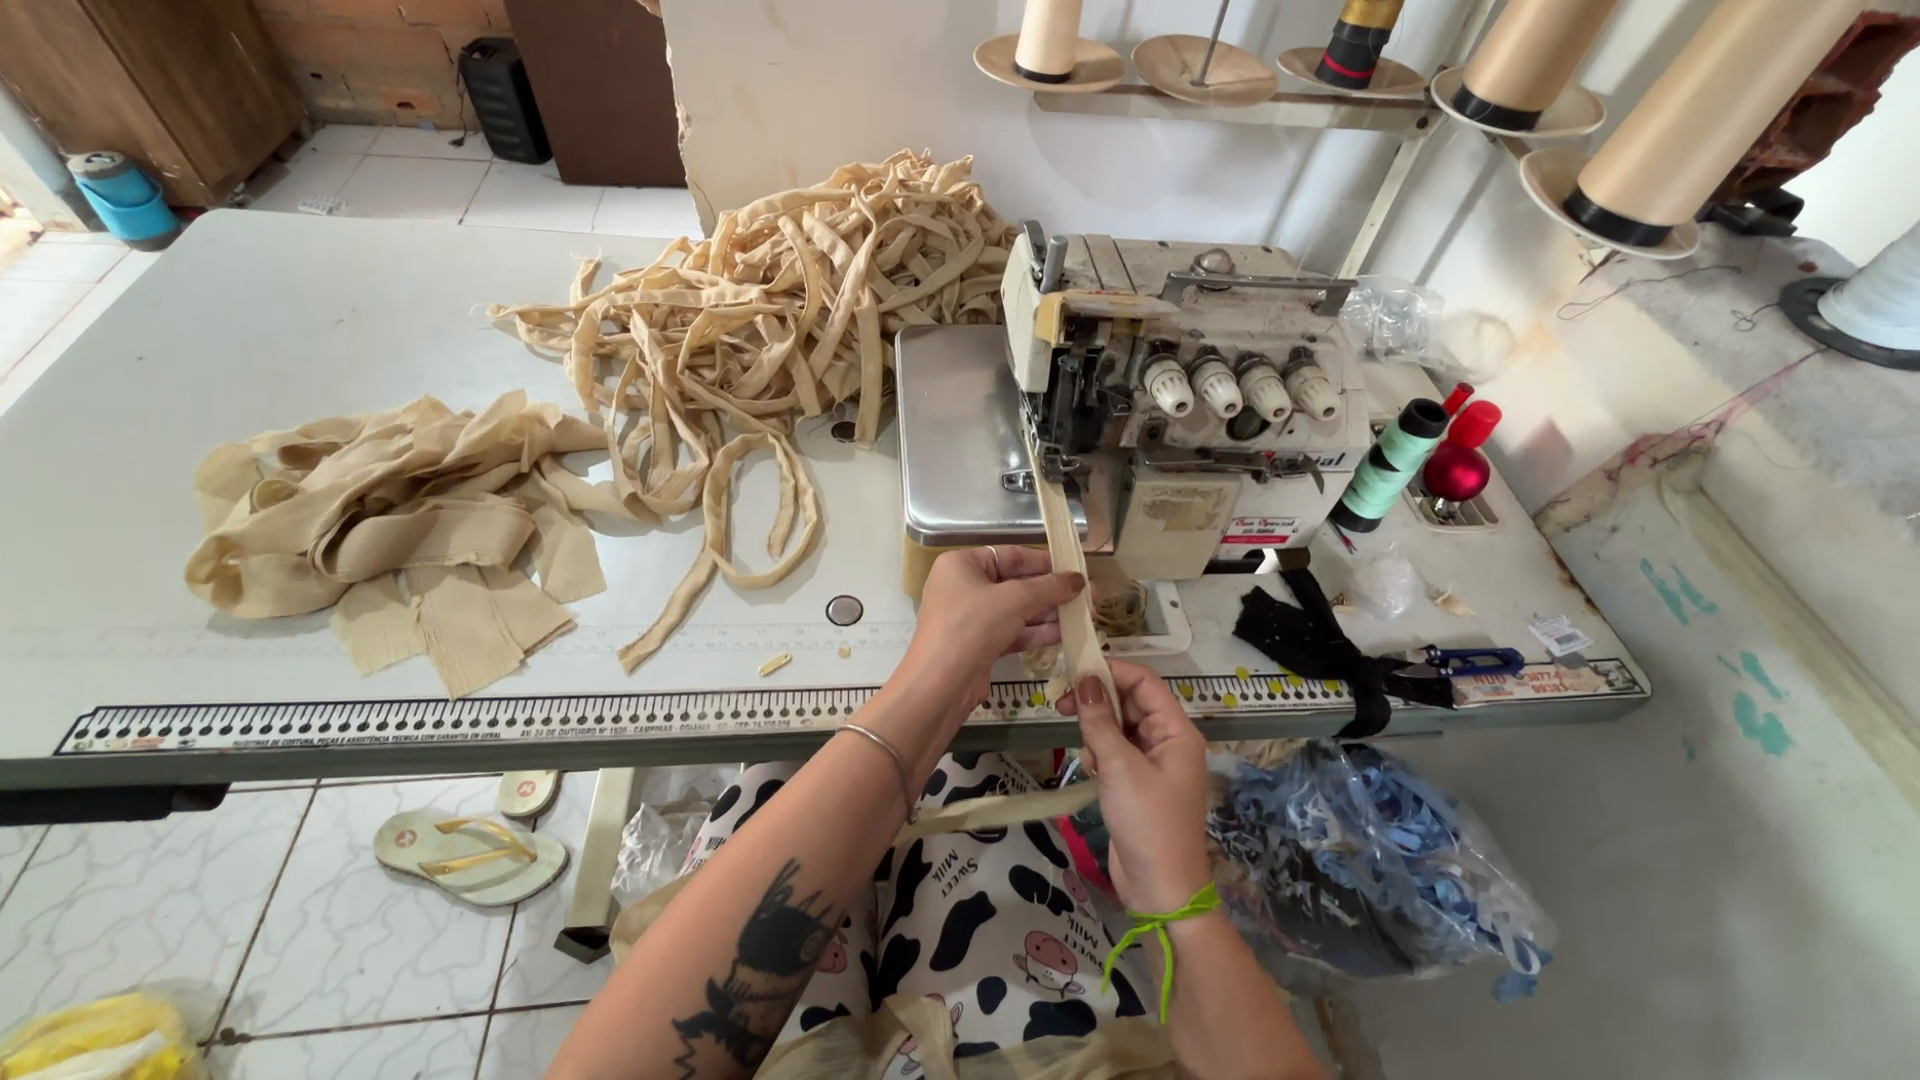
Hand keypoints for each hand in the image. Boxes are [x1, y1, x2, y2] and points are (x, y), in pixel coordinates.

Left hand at [898, 548, 1083, 712]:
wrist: (940, 686)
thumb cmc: (971, 628)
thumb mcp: (1014, 600)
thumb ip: (1049, 587)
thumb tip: (1079, 580)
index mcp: (961, 565)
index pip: (1010, 555)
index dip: (1044, 562)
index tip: (1074, 570)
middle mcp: (963, 587)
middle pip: (1015, 583)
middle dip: (1051, 591)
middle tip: (1088, 596)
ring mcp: (970, 619)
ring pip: (1016, 610)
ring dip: (1048, 612)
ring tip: (1084, 614)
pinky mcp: (978, 645)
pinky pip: (1012, 632)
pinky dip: (1036, 633)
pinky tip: (1064, 633)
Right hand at [1058, 661, 1212, 912]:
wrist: (1160, 887)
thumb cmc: (1147, 822)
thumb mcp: (1120, 767)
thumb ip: (1100, 722)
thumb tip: (1085, 681)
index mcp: (1176, 731)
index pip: (1144, 682)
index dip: (1111, 671)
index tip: (1073, 670)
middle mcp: (1167, 741)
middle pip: (1130, 702)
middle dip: (1098, 701)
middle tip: (1062, 704)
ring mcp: (1152, 763)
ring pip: (1118, 727)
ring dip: (1097, 731)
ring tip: (1085, 750)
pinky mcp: (1136, 782)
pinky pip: (1114, 752)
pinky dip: (1099, 754)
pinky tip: (1091, 770)